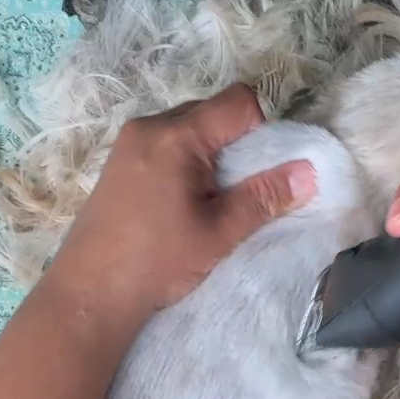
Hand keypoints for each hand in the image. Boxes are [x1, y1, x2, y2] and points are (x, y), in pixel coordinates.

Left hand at [42, 84, 316, 320]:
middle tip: (231, 199)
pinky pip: (162, 152)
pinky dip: (180, 171)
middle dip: (232, 150)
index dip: (261, 134)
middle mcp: (148, 127)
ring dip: (205, 163)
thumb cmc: (155, 264)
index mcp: (176, 135)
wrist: (90, 295)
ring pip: (185, 135)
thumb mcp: (218, 234)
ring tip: (201, 211)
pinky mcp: (116, 169)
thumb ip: (263, 199)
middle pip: (210, 115)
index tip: (255, 180)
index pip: (238, 103)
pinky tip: (175, 214)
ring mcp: (127, 146)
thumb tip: (309, 174)